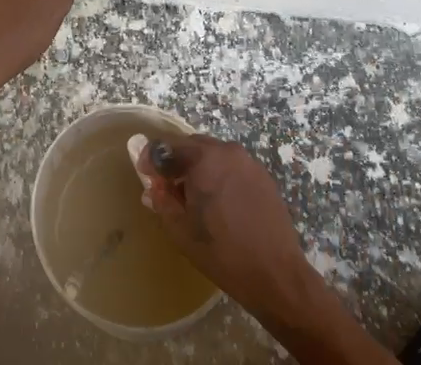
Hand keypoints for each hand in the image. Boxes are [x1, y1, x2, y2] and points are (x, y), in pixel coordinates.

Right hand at [132, 135, 328, 327]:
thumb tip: (153, 188)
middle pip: (192, 147)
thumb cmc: (221, 251)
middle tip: (167, 187)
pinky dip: (219, 176)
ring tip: (193, 197)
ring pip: (214, 156)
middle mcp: (227, 151)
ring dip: (198, 169)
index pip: (167, 147)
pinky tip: (219, 203)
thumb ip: (162, 201)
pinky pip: (233, 167)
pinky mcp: (264, 178)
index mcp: (204, 159)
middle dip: (176, 162)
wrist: (275, 274)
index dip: (152, 160)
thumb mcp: (180, 229)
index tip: (145, 176)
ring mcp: (249, 163)